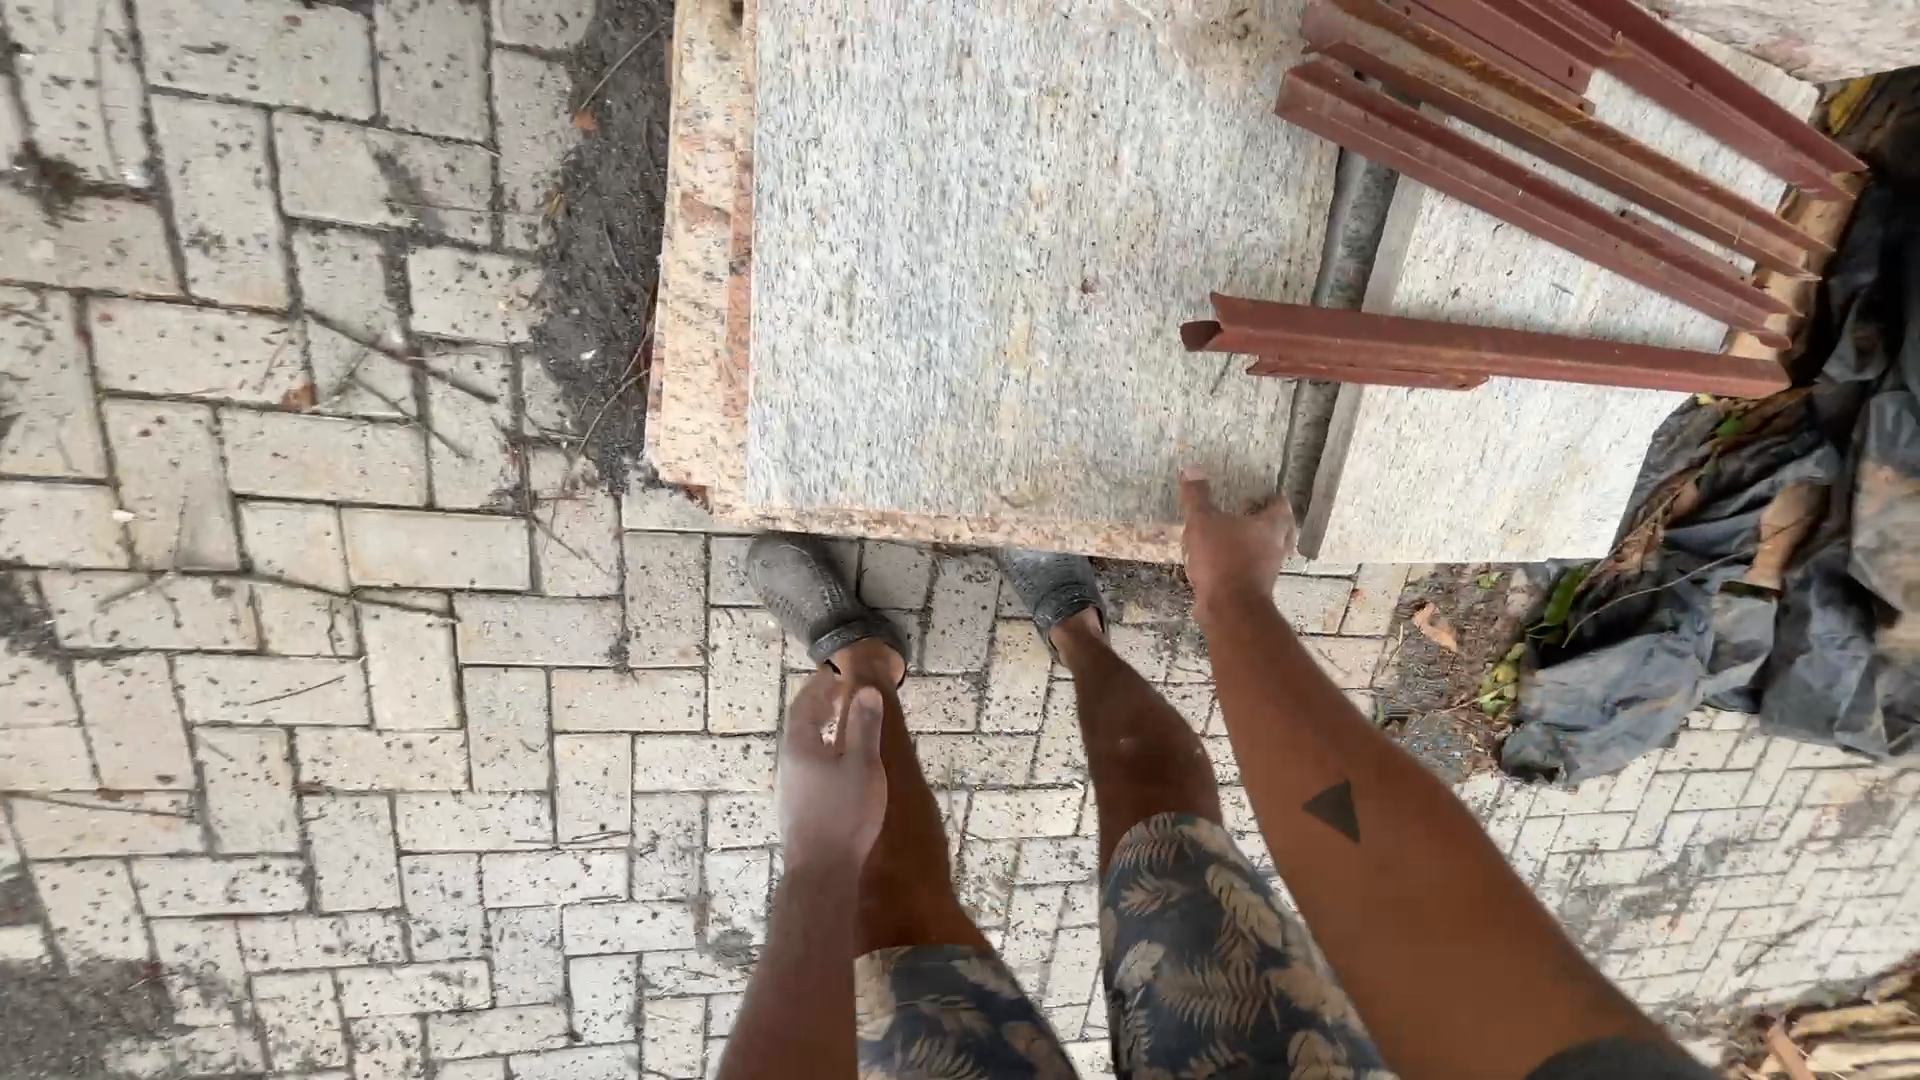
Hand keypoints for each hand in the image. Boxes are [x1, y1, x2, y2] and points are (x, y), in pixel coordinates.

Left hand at [776, 670, 887, 873]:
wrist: (821, 871)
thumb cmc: (844, 813)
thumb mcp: (862, 765)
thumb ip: (864, 726)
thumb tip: (866, 691)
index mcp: (799, 746)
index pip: (804, 704)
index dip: (819, 685)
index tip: (834, 672)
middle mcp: (788, 762)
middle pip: (800, 724)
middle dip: (819, 704)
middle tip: (839, 691)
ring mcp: (790, 786)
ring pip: (803, 745)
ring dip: (820, 727)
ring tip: (841, 720)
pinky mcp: (797, 806)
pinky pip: (807, 763)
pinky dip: (822, 748)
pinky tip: (839, 762)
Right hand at [1180, 466, 1296, 620]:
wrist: (1229, 608)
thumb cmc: (1222, 559)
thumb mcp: (1203, 522)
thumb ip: (1197, 497)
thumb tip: (1191, 468)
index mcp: (1270, 526)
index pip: (1281, 505)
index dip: (1273, 498)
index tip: (1262, 494)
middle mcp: (1276, 547)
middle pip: (1282, 530)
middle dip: (1270, 523)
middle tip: (1254, 516)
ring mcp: (1267, 570)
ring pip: (1269, 552)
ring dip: (1258, 545)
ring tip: (1237, 538)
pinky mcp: (1255, 589)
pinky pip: (1253, 570)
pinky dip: (1244, 564)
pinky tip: (1224, 563)